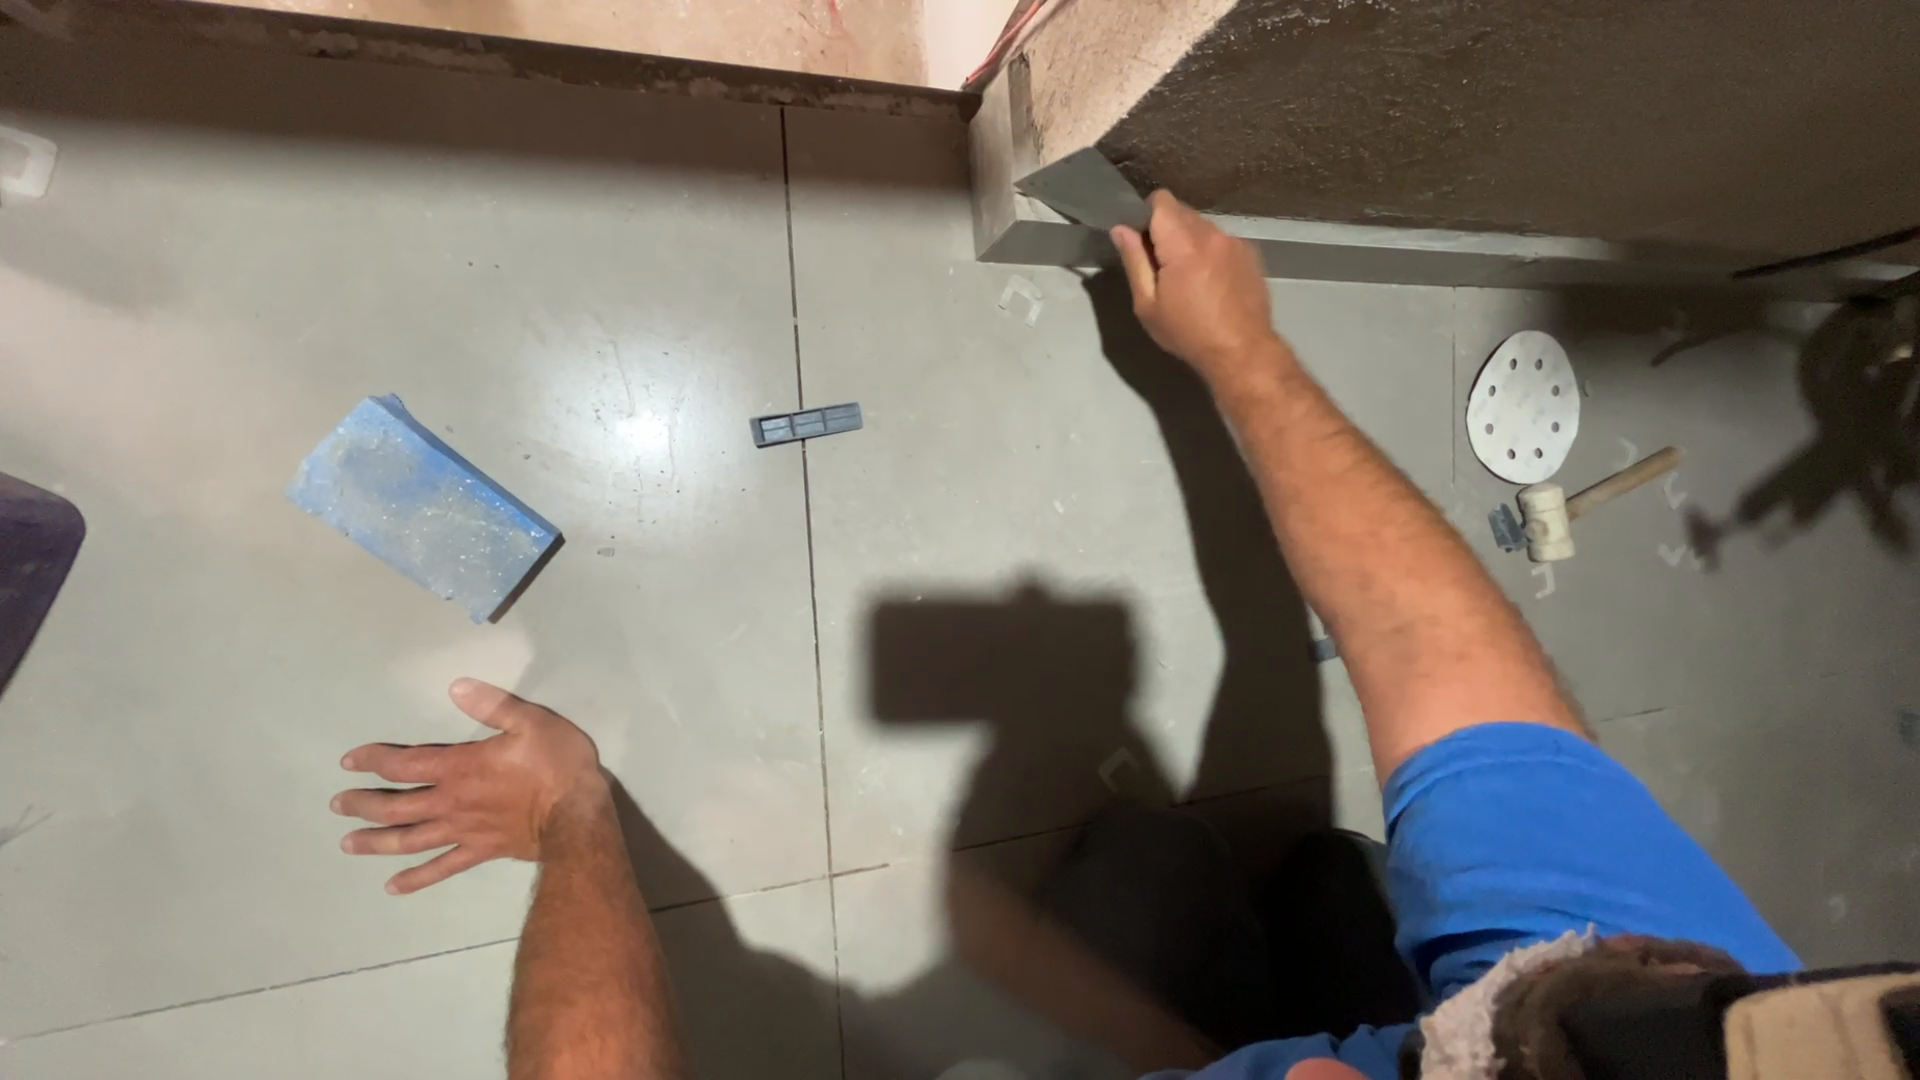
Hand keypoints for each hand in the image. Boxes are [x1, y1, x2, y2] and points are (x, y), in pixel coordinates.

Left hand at [333, 678, 609, 894]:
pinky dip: (414, 879)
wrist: (577, 813)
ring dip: (375, 841)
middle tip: (338, 804)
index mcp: (460, 768)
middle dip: (363, 803)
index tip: (350, 761)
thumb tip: (456, 688)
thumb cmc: (557, 763)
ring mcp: (462, 831)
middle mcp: (450, 802)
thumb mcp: (533, 722)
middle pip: (395, 806)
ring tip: (348, 842)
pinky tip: (393, 887)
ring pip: (408, 839)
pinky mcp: (480, 852)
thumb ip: (494, 705)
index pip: (405, 764)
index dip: (374, 760)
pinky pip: (441, 868)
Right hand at [1110, 190, 1294, 388]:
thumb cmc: (1187, 332)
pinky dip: (1209, 252)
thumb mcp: (1148, 305)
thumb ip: (1134, 261)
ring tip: (1187, 278)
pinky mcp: (1249, 252)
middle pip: (1182, 212)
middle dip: (1166, 230)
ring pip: (1202, 226)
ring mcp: (1234, 241)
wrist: (1240, 350)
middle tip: (1160, 266)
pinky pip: (1220, 240)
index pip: (1162, 201)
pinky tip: (1210, 282)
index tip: (1142, 239)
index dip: (1147, 213)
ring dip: (1188, 241)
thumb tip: (1121, 229)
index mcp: (1183, 244)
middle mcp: (1211, 233)